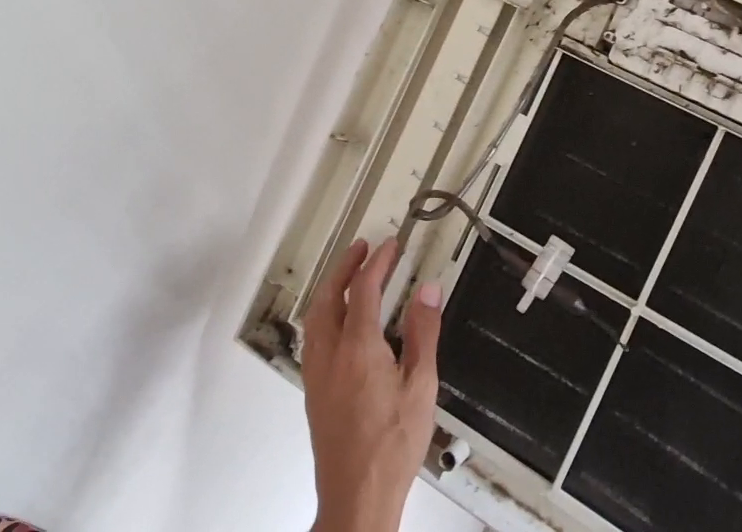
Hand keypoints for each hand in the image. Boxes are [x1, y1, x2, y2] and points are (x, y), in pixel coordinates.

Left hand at [302, 239, 443, 531]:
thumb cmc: (393, 444)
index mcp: (358, 349)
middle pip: (327, 297)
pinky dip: (324, 314)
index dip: (377, 262)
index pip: (363, 290)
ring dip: (330, 289)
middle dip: (343, 267)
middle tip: (361, 248)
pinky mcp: (314, 392)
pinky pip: (313, 338)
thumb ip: (423, 333)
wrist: (357, 495)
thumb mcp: (421, 385)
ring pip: (315, 318)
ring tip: (347, 276)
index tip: (390, 245)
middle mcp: (330, 356)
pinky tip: (338, 322)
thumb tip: (427, 290)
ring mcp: (317, 375)